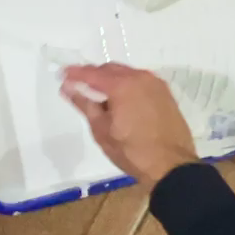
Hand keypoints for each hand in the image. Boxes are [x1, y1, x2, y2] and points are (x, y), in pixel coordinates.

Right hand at [60, 63, 198, 185]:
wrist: (171, 165)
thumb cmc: (132, 151)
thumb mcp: (102, 130)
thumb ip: (85, 104)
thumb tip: (68, 88)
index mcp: (122, 85)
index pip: (92, 73)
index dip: (75, 73)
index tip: (62, 74)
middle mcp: (140, 78)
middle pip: (111, 69)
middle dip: (94, 75)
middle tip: (80, 86)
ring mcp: (156, 85)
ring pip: (127, 74)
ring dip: (111, 80)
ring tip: (100, 97)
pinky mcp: (165, 94)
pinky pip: (140, 82)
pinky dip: (127, 86)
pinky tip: (121, 102)